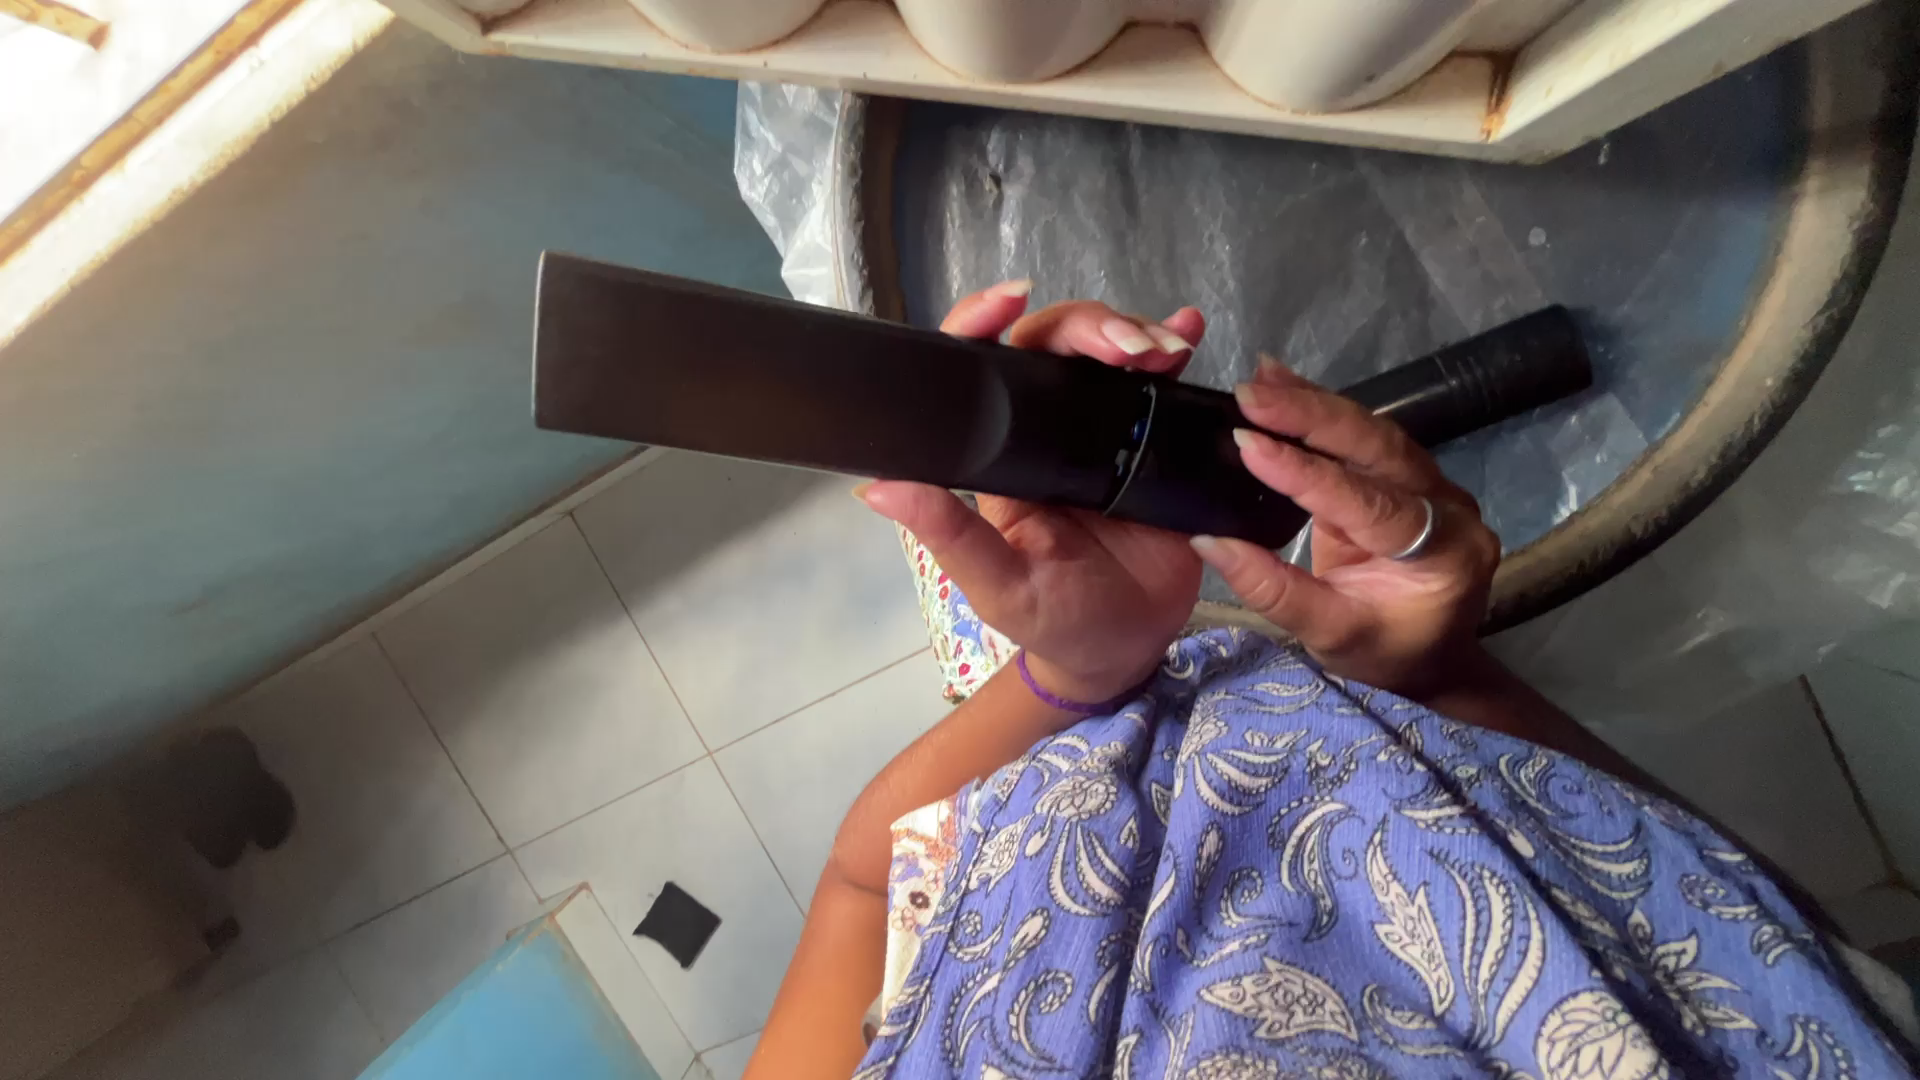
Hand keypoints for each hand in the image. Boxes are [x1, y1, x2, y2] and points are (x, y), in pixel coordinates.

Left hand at [856, 281, 1206, 703]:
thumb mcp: (999, 585)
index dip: (984, 324)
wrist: (1129, 644)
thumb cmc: (1054, 620)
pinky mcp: (1150, 441)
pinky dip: (1175, 348)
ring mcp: (1100, 432)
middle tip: (1127, 347)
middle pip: (1050, 346)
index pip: (977, 372)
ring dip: (1134, 334)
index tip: (1011, 300)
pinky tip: (1190, 333)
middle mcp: (1044, 432)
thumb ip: (950, 536)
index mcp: (998, 457)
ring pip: (1104, 355)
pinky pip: (1160, 385)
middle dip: (1086, 327)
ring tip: (1164, 349)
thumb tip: (877, 487)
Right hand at [1190, 357, 1501, 698]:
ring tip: (1260, 380)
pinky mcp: (1403, 478)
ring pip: (1373, 432)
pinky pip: (1363, 439)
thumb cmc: (1385, 655)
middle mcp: (1447, 507)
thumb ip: (1271, 589)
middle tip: (1250, 393)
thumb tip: (1206, 541)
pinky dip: (1320, 412)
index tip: (1248, 446)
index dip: (1306, 473)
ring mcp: (1430, 487)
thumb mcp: (1327, 633)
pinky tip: (1283, 386)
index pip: (1369, 502)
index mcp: (1442, 554)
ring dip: (1313, 403)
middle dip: (1311, 415)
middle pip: (1380, 446)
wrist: (1432, 658)